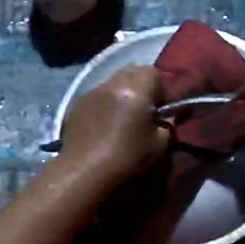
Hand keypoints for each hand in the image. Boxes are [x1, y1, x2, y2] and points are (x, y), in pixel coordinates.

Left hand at [57, 66, 170, 188]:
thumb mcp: (159, 145)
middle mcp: (112, 84)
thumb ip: (167, 124)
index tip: (160, 108)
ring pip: (113, 81)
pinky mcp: (77, 103)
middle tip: (144, 110)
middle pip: (131, 71)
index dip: (160, 88)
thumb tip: (167, 116)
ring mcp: (91, 91)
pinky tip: (103, 123)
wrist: (83, 172)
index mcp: (135, 90)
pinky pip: (97, 94)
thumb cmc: (126, 158)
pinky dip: (105, 102)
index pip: (153, 71)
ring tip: (123, 116)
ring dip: (121, 92)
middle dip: (141, 85)